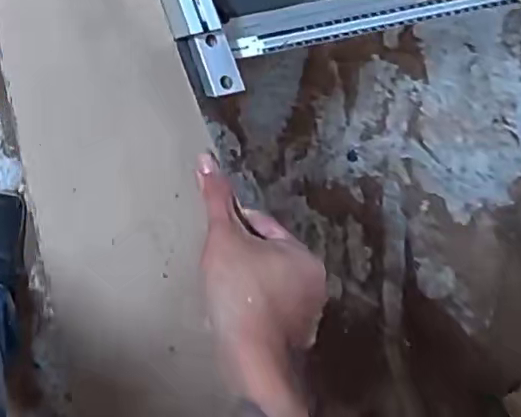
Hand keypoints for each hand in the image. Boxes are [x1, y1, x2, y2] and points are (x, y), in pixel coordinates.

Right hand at [197, 152, 325, 416]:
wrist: (250, 361)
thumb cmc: (240, 290)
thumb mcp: (223, 235)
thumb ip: (216, 197)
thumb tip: (206, 158)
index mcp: (304, 256)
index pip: (261, 222)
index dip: (233, 226)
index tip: (218, 242)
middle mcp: (313, 285)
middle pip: (263, 250)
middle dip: (238, 252)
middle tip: (218, 262)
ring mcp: (305, 315)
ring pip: (263, 278)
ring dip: (242, 277)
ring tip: (222, 286)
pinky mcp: (290, 338)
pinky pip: (264, 304)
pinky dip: (247, 302)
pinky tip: (230, 308)